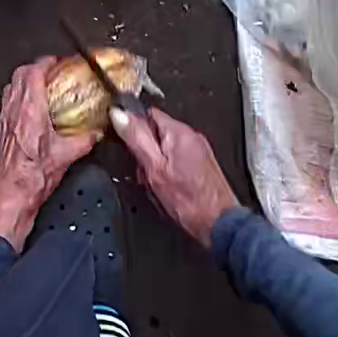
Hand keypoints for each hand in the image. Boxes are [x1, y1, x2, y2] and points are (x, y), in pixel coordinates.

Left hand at [0, 58, 101, 248]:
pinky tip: (30, 112)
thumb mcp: (66, 157)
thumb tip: (95, 133)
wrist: (7, 200)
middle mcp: (12, 111)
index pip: (33, 71)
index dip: (46, 62)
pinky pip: (7, 105)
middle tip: (51, 70)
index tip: (58, 62)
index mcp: (29, 110)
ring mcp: (2, 121)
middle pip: (18, 75)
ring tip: (41, 87)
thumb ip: (84, 140)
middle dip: (35, 68)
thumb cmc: (29, 180)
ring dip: (24, 82)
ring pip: (10, 88)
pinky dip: (18, 99)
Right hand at [112, 107, 237, 247]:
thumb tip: (119, 114)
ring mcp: (197, 150)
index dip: (132, 127)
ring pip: (163, 148)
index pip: (147, 113)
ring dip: (154, 163)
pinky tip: (168, 187)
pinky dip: (166, 171)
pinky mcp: (200, 164)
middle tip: (144, 171)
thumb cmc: (190, 199)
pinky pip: (174, 159)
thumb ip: (136, 138)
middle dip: (143, 150)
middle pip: (155, 132)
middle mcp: (191, 136)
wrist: (218, 223)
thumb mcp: (154, 167)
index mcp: (179, 131)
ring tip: (157, 183)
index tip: (126, 143)